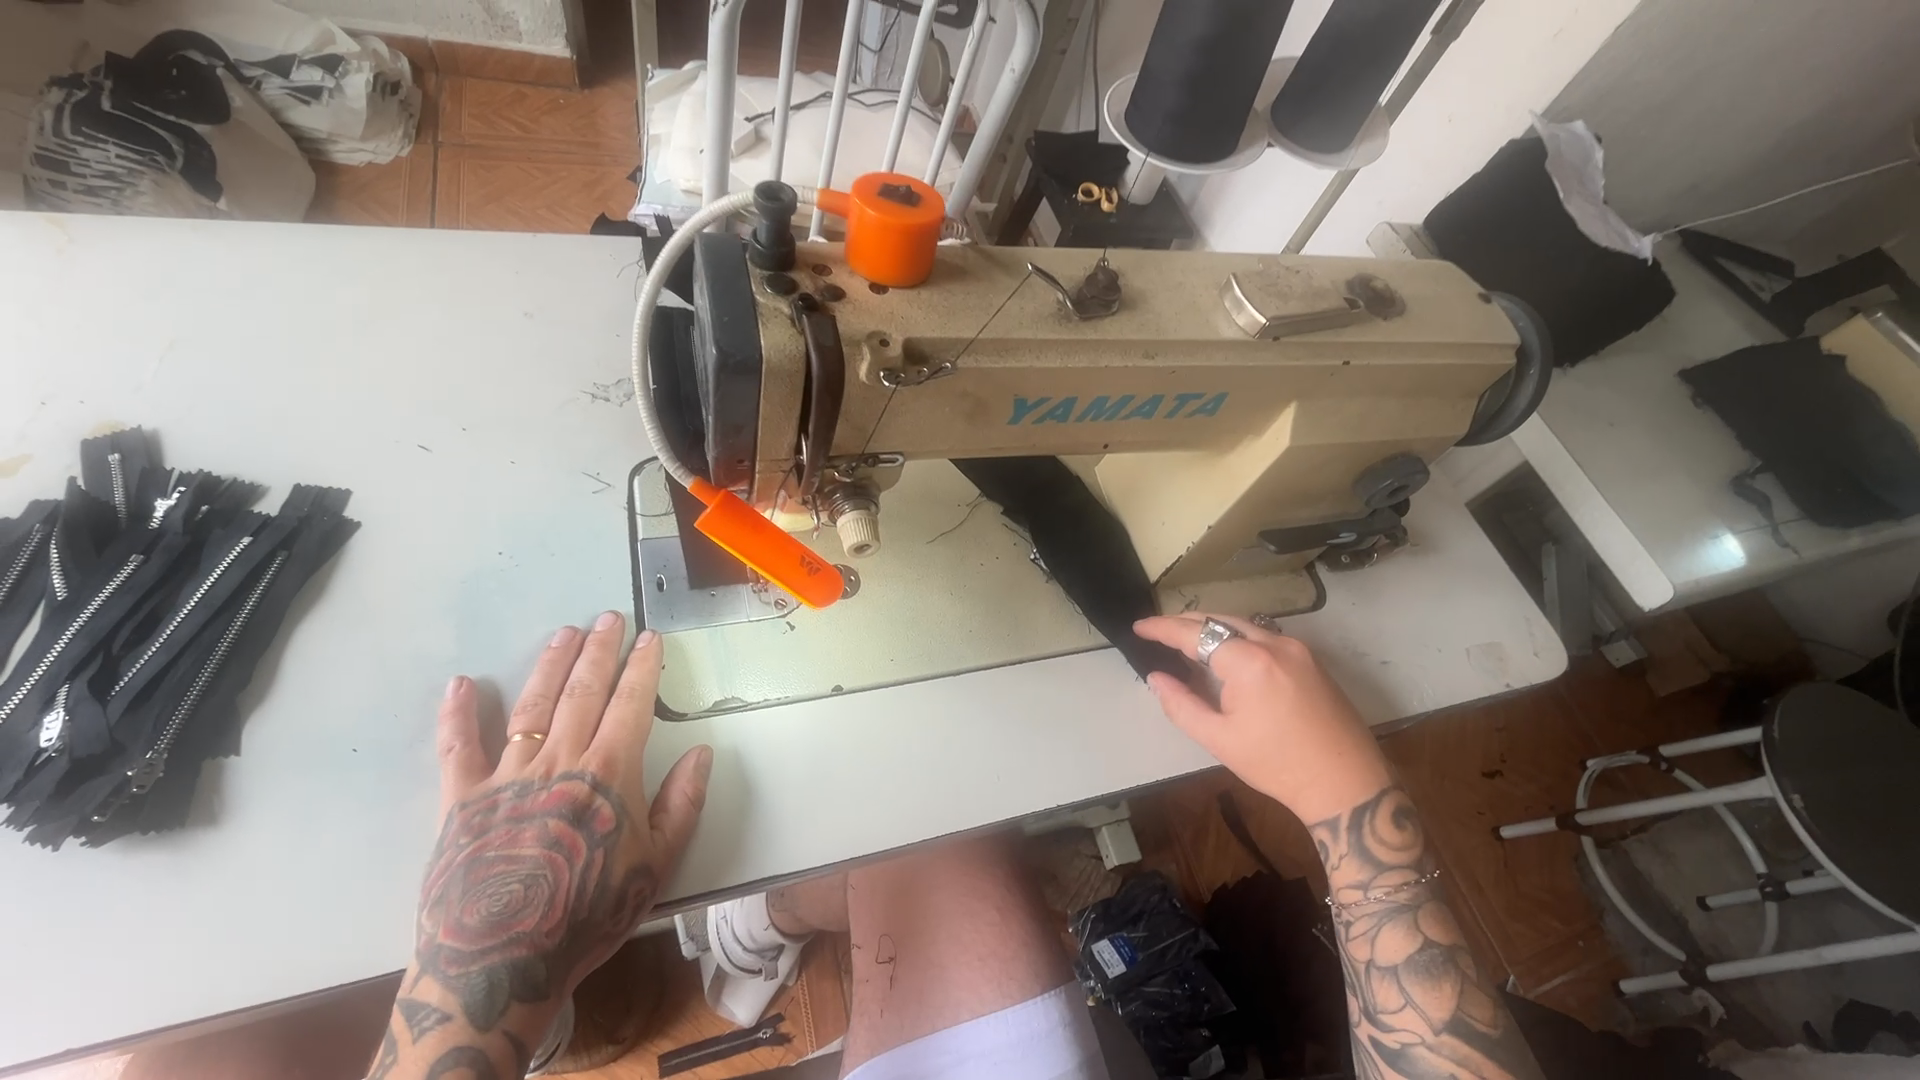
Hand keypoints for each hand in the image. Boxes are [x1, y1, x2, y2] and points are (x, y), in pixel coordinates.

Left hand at [373, 612, 712, 1079]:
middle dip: (599, 651)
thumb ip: (681, 803)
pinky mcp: (459, 799)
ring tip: (564, 633)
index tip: (650, 637)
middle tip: (608, 617)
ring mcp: (506, 775)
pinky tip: (462, 683)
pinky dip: (458, 713)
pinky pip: (457, 748)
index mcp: (608, 772)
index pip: (631, 703)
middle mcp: (558, 759)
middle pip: (582, 691)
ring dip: (549, 665)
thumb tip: (702, 751)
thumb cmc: (589, 914)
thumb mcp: (657, 865)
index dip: (643, 667)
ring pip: (531, 706)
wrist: (502, 964)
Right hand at [1133, 614, 1389, 821]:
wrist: (1346, 783)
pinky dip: (1237, 637)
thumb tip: (1156, 678)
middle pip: (1219, 619)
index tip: (1139, 627)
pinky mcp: (1311, 659)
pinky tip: (1224, 655)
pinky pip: (1264, 635)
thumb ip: (1182, 705)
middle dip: (1185, 623)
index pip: (1194, 634)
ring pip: (1243, 624)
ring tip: (1185, 641)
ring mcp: (1297, 648)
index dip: (1162, 628)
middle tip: (1157, 632)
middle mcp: (1274, 644)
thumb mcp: (1219, 739)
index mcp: (1249, 662)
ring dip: (1212, 628)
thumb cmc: (1277, 765)